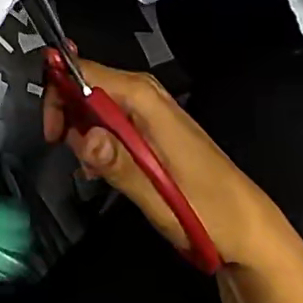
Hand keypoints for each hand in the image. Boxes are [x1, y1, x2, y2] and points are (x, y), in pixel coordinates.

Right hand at [42, 53, 272, 266]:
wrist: (250, 231)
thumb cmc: (210, 212)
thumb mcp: (159, 196)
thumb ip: (117, 164)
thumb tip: (83, 136)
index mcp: (143, 97)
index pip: (83, 71)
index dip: (58, 94)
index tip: (52, 133)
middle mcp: (142, 91)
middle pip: (83, 82)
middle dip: (67, 116)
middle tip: (72, 155)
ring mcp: (146, 106)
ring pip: (92, 101)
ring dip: (81, 131)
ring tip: (94, 169)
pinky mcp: (147, 123)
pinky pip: (107, 116)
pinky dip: (96, 138)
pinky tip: (104, 166)